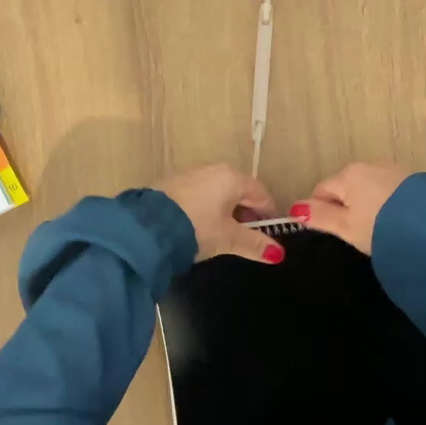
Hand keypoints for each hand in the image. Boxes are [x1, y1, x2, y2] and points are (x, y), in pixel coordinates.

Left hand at [154, 164, 285, 264]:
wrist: (147, 229)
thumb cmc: (197, 229)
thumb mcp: (229, 239)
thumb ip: (255, 244)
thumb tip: (279, 254)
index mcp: (232, 178)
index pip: (262, 195)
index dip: (267, 217)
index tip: (266, 238)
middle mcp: (212, 169)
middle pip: (239, 192)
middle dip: (245, 216)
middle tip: (243, 240)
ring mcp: (190, 175)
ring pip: (217, 194)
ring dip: (224, 214)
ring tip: (219, 237)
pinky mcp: (171, 185)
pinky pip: (198, 196)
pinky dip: (204, 211)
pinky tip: (197, 229)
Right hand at [290, 162, 412, 254]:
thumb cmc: (380, 227)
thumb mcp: (346, 227)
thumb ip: (320, 216)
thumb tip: (295, 208)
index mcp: (347, 175)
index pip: (321, 190)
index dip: (321, 212)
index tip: (334, 233)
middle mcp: (369, 165)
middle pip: (346, 188)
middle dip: (347, 208)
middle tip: (358, 234)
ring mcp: (393, 170)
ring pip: (368, 189)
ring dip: (369, 206)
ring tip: (379, 230)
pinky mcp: (413, 179)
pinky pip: (389, 191)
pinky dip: (388, 204)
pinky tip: (396, 221)